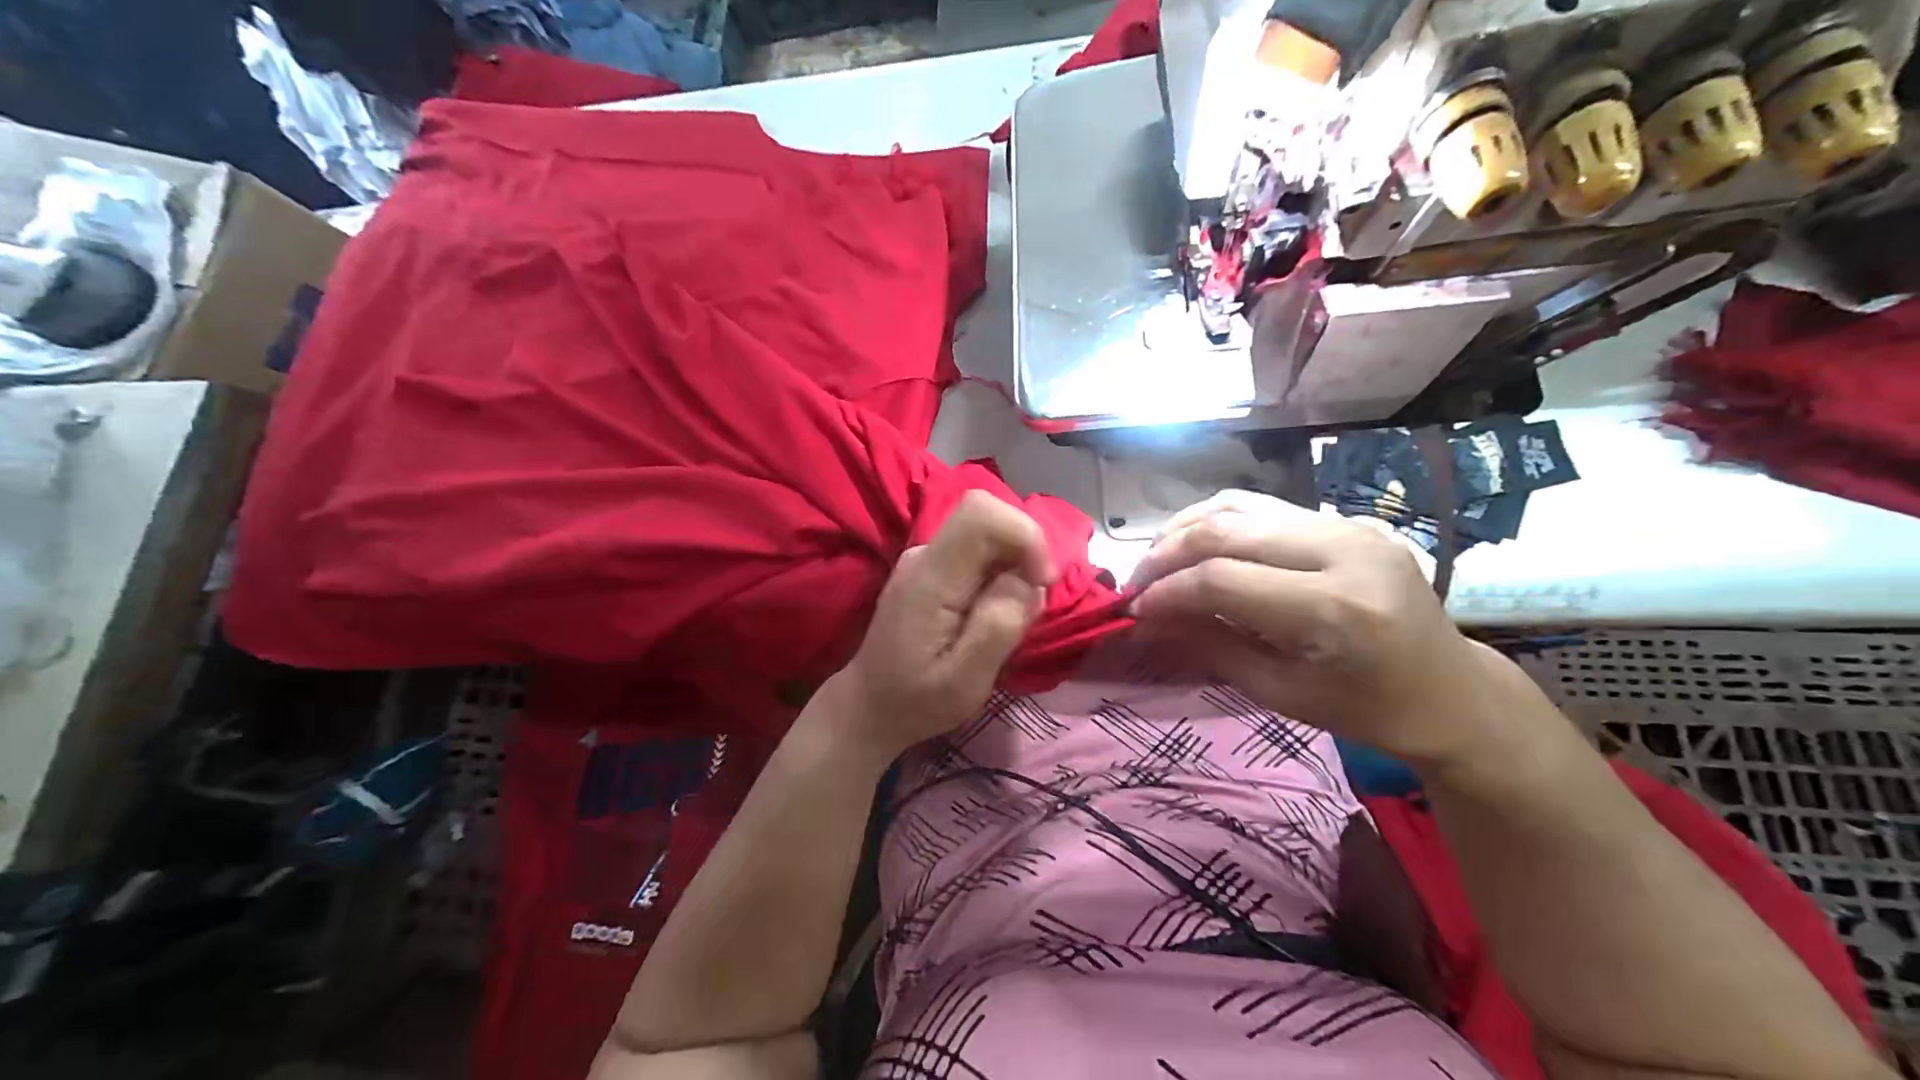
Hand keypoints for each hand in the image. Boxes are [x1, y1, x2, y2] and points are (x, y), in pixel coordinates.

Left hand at [821, 491, 1054, 757]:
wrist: (870, 705)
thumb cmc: (916, 702)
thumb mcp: (963, 684)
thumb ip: (997, 629)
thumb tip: (1030, 582)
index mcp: (929, 578)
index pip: (980, 514)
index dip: (1024, 535)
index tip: (1040, 583)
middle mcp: (924, 555)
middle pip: (988, 517)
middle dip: (1025, 553)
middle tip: (1027, 607)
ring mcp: (926, 558)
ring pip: (988, 533)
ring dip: (1015, 567)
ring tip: (1005, 620)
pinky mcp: (934, 568)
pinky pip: (980, 552)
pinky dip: (1002, 575)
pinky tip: (990, 616)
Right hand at [1129, 490, 1522, 772]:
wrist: (1450, 690)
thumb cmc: (1366, 708)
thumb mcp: (1280, 692)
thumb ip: (1209, 644)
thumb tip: (1147, 617)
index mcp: (1336, 609)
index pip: (1223, 578)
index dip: (1167, 591)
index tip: (1134, 610)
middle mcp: (1345, 551)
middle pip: (1226, 529)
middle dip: (1166, 553)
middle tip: (1137, 582)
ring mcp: (1350, 526)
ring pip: (1240, 505)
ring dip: (1186, 528)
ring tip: (1157, 558)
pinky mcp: (1348, 519)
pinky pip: (1265, 507)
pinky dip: (1218, 521)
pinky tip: (1196, 543)